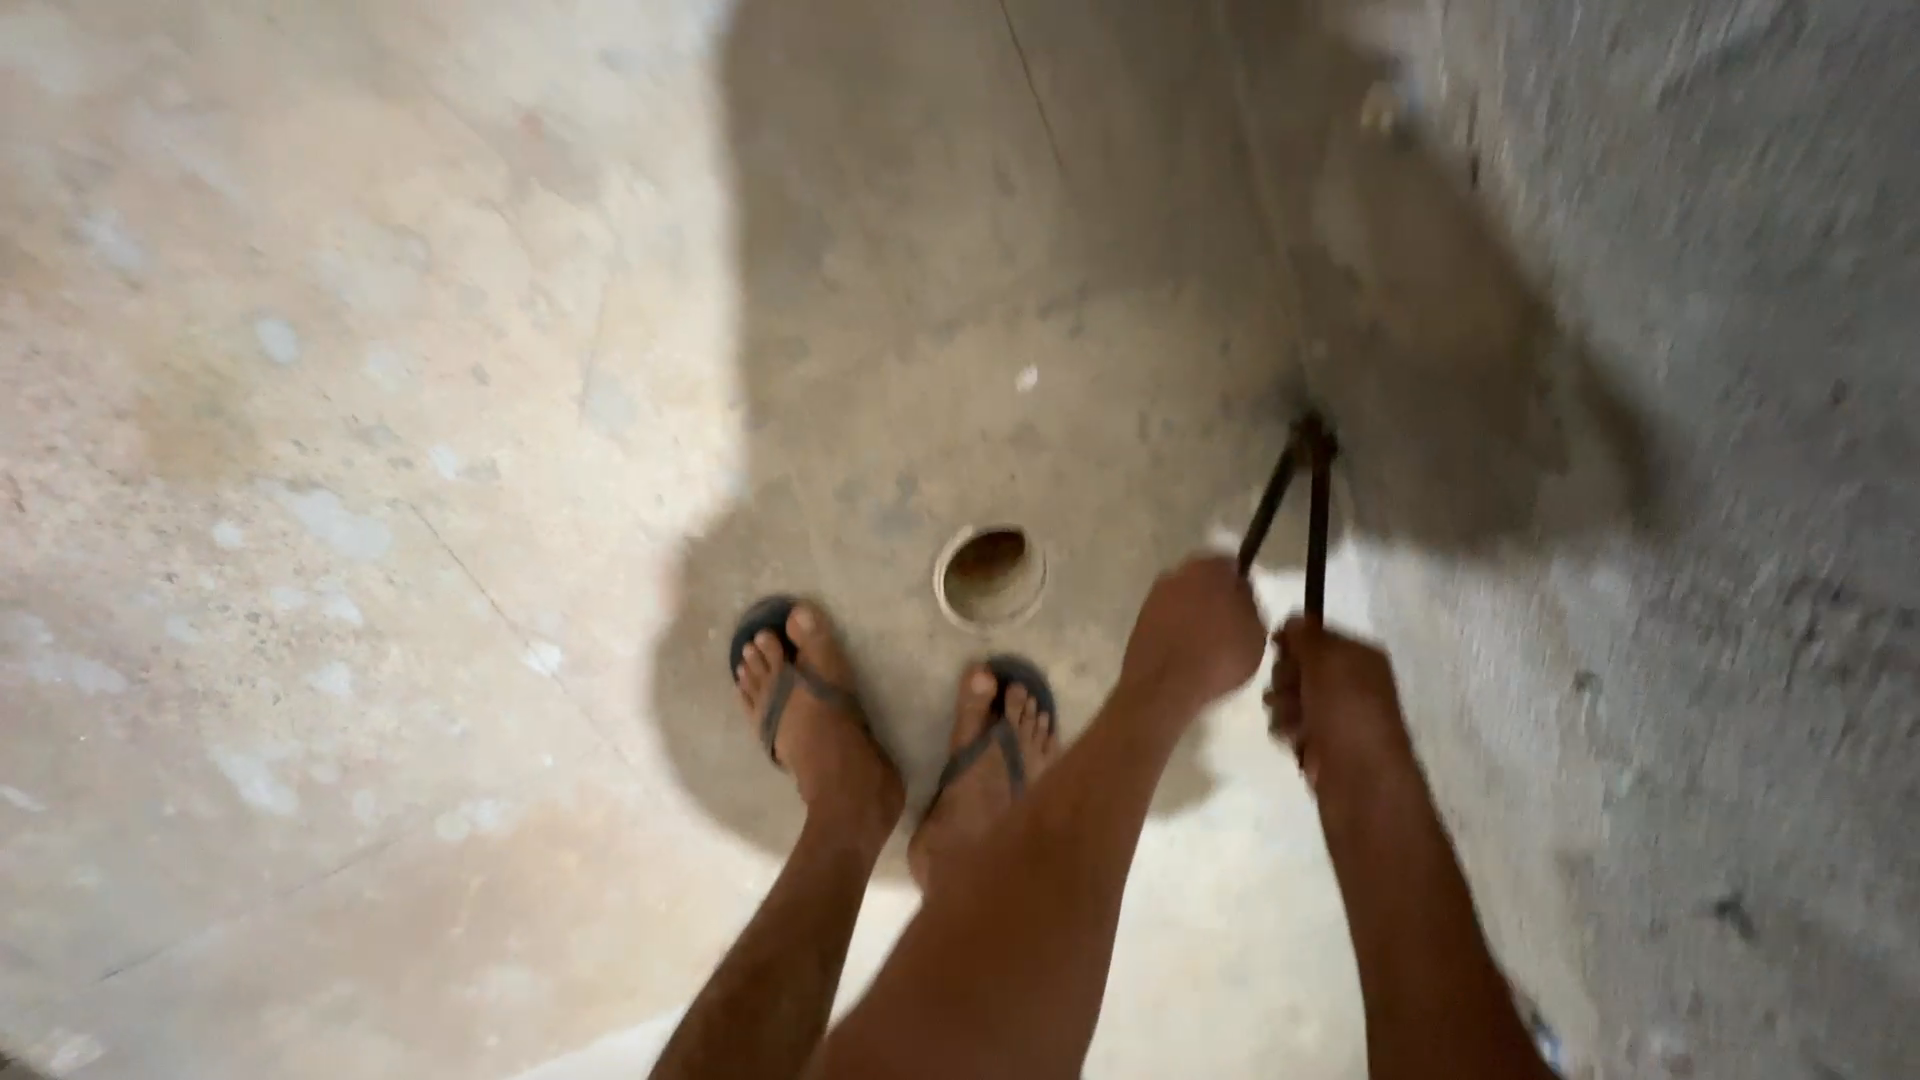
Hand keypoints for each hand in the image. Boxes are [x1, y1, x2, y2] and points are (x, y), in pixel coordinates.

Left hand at [1119, 555, 1266, 708]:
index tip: (1246, 602)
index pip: (1228, 563)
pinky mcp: (1139, 621)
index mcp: (1207, 568)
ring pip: (1181, 598)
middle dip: (1213, 594)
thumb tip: (1238, 592)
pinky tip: (1187, 650)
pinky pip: (1166, 618)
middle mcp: (1175, 573)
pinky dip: (1176, 628)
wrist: (1165, 686)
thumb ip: (1248, 603)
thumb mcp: (1255, 631)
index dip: (1238, 581)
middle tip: (1229, 622)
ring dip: (1193, 612)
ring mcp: (1153, 597)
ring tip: (1208, 641)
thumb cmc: (1219, 656)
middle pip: (1201, 578)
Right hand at [1267, 617, 1413, 789]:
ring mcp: (1335, 713)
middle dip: (1284, 677)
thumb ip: (1305, 635)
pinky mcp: (1319, 740)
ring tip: (1293, 722)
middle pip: (1295, 664)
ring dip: (1282, 706)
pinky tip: (1294, 738)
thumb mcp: (1326, 660)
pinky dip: (1286, 729)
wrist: (1360, 780)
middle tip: (1291, 690)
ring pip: (1286, 694)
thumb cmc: (1347, 712)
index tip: (1279, 650)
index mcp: (1359, 656)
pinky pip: (1287, 723)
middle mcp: (1349, 681)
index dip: (1293, 642)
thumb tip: (1291, 620)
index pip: (1313, 634)